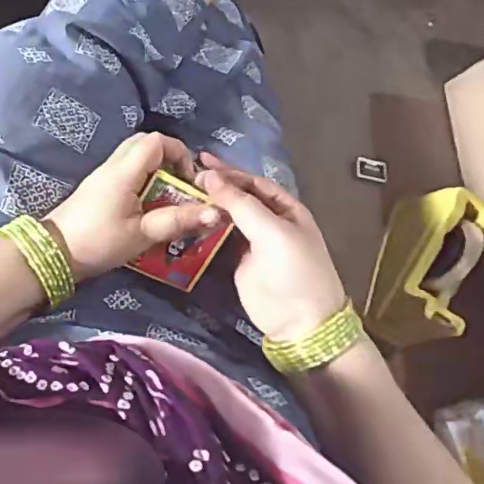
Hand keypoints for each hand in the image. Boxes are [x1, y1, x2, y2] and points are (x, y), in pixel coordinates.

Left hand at [46, 133, 222, 279]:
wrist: (53, 254)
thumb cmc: (98, 242)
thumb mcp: (142, 234)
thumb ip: (178, 221)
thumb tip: (217, 213)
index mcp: (124, 172)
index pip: (156, 141)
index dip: (179, 153)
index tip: (189, 179)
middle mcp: (112, 166)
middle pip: (144, 144)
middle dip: (168, 159)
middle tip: (180, 186)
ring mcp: (101, 177)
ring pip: (133, 158)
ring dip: (155, 171)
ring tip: (167, 199)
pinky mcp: (96, 190)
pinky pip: (124, 173)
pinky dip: (141, 181)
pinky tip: (147, 207)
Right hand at [195, 153, 345, 342]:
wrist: (299, 321)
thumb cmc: (294, 271)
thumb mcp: (272, 232)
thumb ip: (240, 204)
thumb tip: (209, 178)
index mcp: (286, 209)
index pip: (254, 182)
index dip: (230, 172)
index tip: (201, 163)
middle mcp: (270, 221)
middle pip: (241, 196)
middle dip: (218, 185)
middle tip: (188, 175)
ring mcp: (254, 242)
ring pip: (230, 216)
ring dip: (210, 204)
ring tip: (184, 192)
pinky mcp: (240, 261)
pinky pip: (222, 237)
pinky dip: (208, 226)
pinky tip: (191, 217)